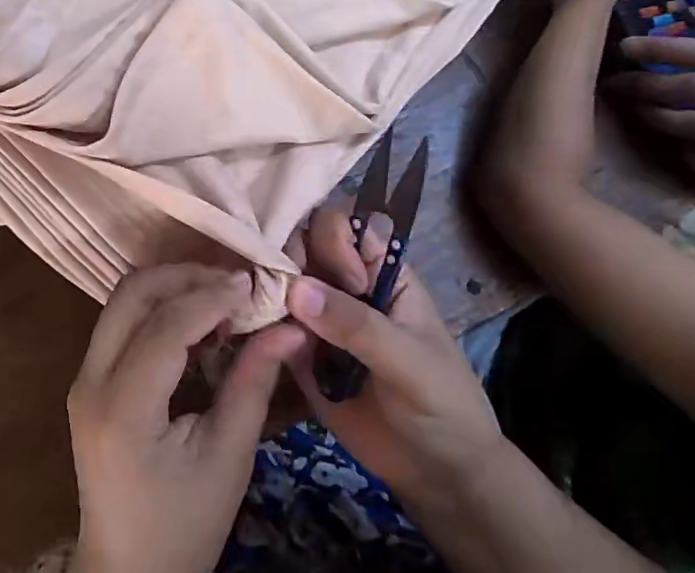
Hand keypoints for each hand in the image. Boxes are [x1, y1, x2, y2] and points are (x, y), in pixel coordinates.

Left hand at [68, 265, 305, 572]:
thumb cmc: (184, 524)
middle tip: (234, 285)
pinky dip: (159, 306)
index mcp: (122, 409)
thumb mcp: (228, 457)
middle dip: (185, 276)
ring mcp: (82, 378)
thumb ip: (253, 383)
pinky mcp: (88, 380)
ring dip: (171, 286)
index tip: (253, 285)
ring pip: (123, 300)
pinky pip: (121, 320)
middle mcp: (90, 382)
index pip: (165, 326)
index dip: (211, 297)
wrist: (127, 570)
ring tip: (219, 298)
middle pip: (132, 294)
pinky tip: (196, 320)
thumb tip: (290, 326)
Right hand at [283, 204, 503, 502]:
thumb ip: (358, 325)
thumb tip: (296, 289)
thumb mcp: (411, 362)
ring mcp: (318, 315)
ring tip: (267, 317)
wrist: (437, 471)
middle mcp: (343, 282)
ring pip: (280, 279)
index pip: (344, 224)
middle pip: (302, 243)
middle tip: (295, 303)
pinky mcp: (298, 350)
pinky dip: (258, 325)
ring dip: (267, 289)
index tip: (347, 281)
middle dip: (291, 259)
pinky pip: (269, 325)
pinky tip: (251, 335)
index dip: (334, 238)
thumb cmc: (443, 402)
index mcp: (381, 269)